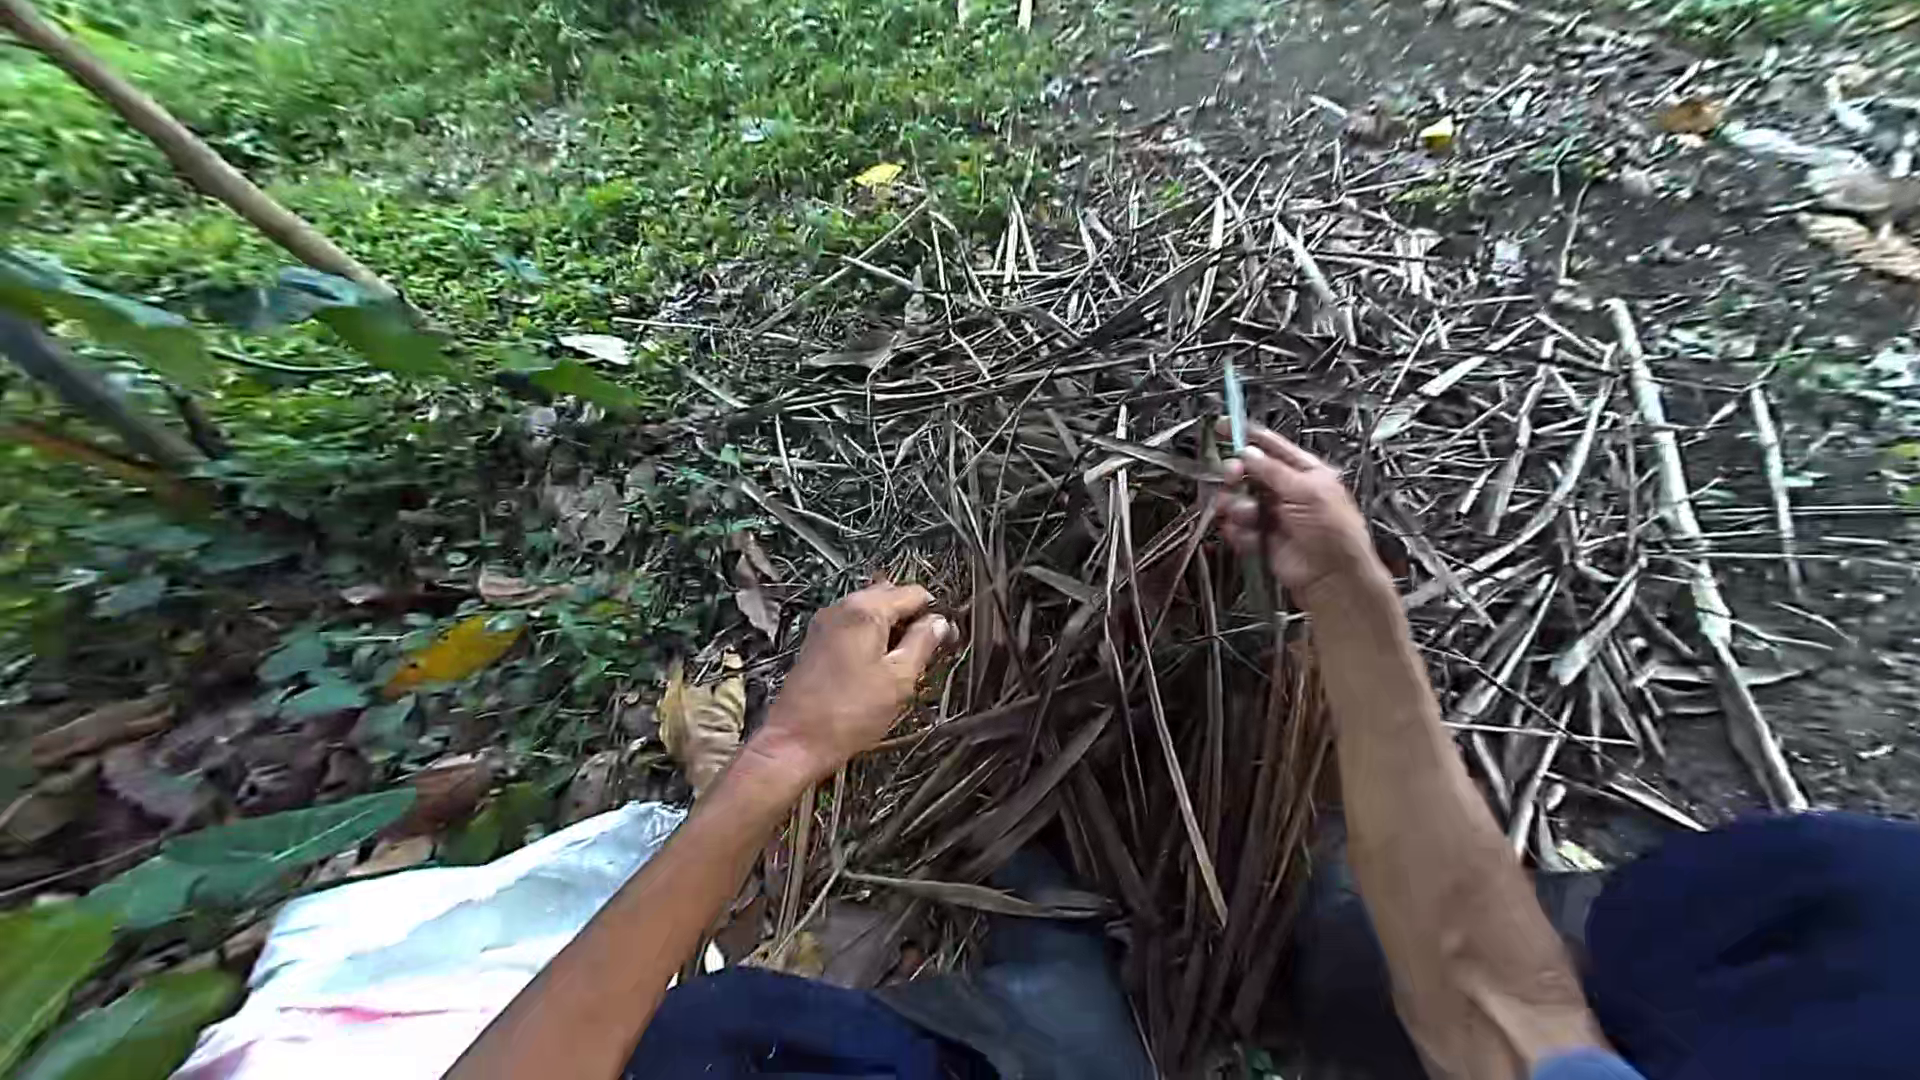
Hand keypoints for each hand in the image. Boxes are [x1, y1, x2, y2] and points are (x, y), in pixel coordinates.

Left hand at [749, 583, 953, 781]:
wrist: (795, 741)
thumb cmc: (853, 710)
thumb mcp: (899, 677)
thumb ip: (923, 642)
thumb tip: (940, 621)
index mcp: (865, 608)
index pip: (914, 593)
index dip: (934, 614)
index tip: (945, 642)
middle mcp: (843, 605)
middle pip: (890, 596)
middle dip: (911, 620)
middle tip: (924, 655)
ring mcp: (826, 622)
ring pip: (871, 612)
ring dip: (891, 630)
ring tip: (901, 665)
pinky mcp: (817, 640)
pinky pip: (853, 626)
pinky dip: (871, 637)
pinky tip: (876, 667)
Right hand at [1215, 425, 1380, 605]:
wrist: (1330, 575)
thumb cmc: (1334, 533)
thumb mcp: (1306, 490)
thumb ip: (1272, 470)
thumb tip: (1248, 452)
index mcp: (1303, 473)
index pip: (1270, 447)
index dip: (1247, 436)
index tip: (1225, 427)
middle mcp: (1284, 491)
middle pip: (1246, 472)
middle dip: (1236, 474)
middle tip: (1233, 476)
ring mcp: (1270, 513)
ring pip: (1236, 499)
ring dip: (1237, 507)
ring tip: (1248, 517)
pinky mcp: (1258, 536)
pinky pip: (1235, 526)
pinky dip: (1238, 531)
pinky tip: (1250, 535)